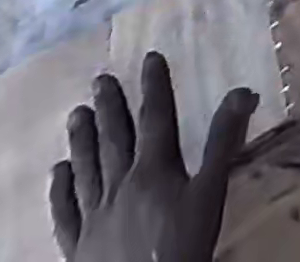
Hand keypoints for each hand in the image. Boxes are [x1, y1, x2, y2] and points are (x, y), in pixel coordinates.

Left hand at [49, 53, 258, 261]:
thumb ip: (224, 141)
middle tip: (100, 80)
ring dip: (82, 139)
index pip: (155, 117)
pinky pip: (66, 214)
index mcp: (153, 170)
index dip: (154, 86)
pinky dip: (61, 191)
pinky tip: (57, 173)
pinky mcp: (77, 250)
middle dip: (110, 107)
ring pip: (87, 168)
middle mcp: (120, 186)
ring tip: (76, 113)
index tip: (149, 58)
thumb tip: (242, 90)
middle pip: (115, 138)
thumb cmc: (180, 253)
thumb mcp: (210, 196)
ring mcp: (94, 218)